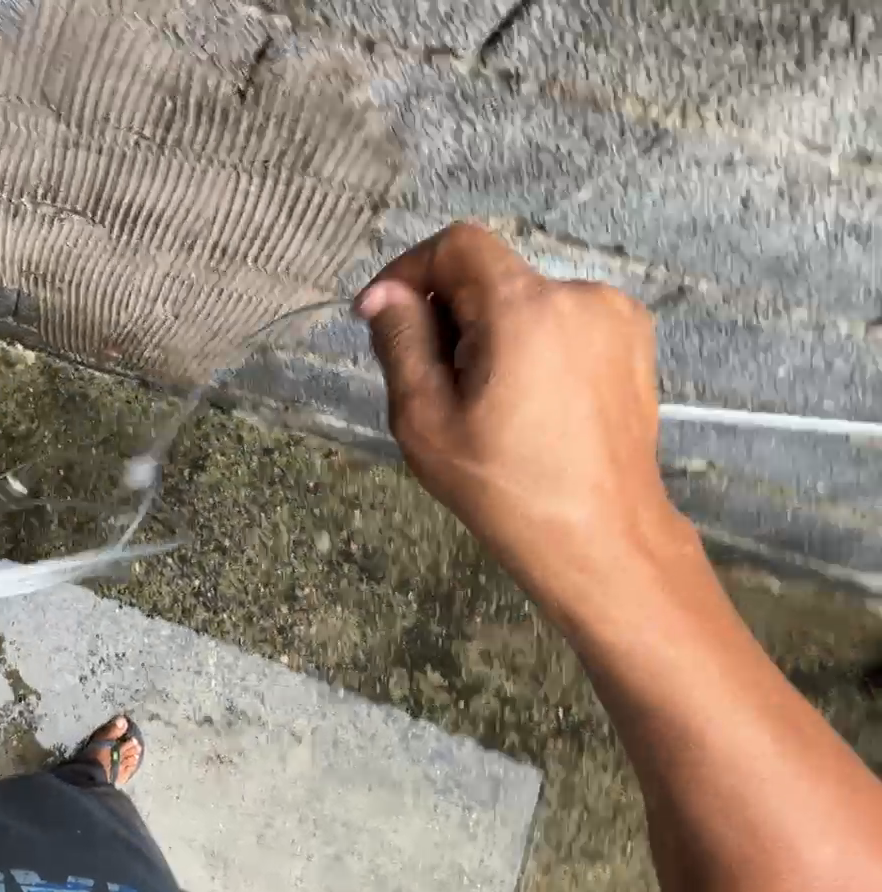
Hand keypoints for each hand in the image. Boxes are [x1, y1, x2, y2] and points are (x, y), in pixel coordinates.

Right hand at [354, 223, 690, 605]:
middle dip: (440, 313)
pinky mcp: (630, 341)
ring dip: (478, 332)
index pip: (457, 245)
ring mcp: (614, 317)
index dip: (406, 270)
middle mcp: (579, 296)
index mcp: (524, 311)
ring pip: (519, 300)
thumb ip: (401, 342)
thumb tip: (382, 296)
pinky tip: (512, 398)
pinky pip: (554, 321)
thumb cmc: (496, 481)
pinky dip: (518, 343)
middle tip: (420, 378)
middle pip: (486, 276)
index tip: (377, 316)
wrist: (595, 530)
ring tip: (468, 398)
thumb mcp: (422, 415)